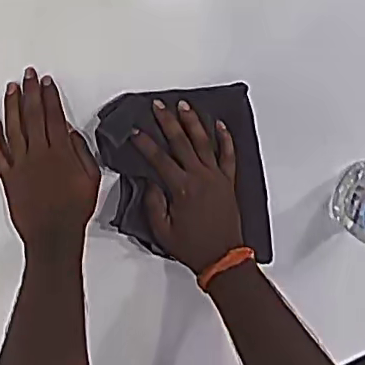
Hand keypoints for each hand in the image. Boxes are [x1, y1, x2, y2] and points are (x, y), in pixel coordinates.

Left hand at [0, 67, 101, 263]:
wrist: (54, 237)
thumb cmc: (74, 211)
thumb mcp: (91, 178)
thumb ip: (81, 152)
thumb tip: (71, 133)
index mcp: (60, 152)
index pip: (54, 115)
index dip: (50, 95)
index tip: (47, 82)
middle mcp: (38, 154)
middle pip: (33, 114)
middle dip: (31, 91)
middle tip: (29, 75)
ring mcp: (21, 164)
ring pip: (13, 127)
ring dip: (12, 105)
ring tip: (11, 89)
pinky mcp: (8, 176)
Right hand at [134, 99, 243, 274]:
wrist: (224, 259)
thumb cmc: (193, 247)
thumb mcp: (162, 230)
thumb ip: (153, 204)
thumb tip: (150, 183)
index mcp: (182, 189)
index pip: (159, 158)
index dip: (145, 143)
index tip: (135, 132)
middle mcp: (200, 178)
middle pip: (181, 142)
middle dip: (167, 121)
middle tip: (158, 106)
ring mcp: (216, 177)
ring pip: (204, 142)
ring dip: (193, 122)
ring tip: (184, 106)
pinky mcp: (228, 181)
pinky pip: (228, 155)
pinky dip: (225, 139)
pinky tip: (220, 125)